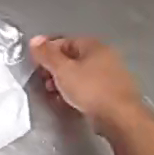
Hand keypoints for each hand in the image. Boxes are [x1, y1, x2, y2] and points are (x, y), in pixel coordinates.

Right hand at [30, 35, 144, 131]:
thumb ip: (47, 55)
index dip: (47, 52)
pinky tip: (68, 101)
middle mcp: (104, 56)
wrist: (119, 115)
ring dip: (63, 82)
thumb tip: (35, 39)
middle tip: (44, 81)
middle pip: (72, 58)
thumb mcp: (63, 70)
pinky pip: (87, 86)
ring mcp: (109, 74)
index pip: (64, 42)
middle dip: (54, 69)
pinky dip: (75, 91)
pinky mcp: (110, 91)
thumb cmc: (90, 89)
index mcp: (93, 46)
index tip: (36, 66)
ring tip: (54, 93)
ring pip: (79, 74)